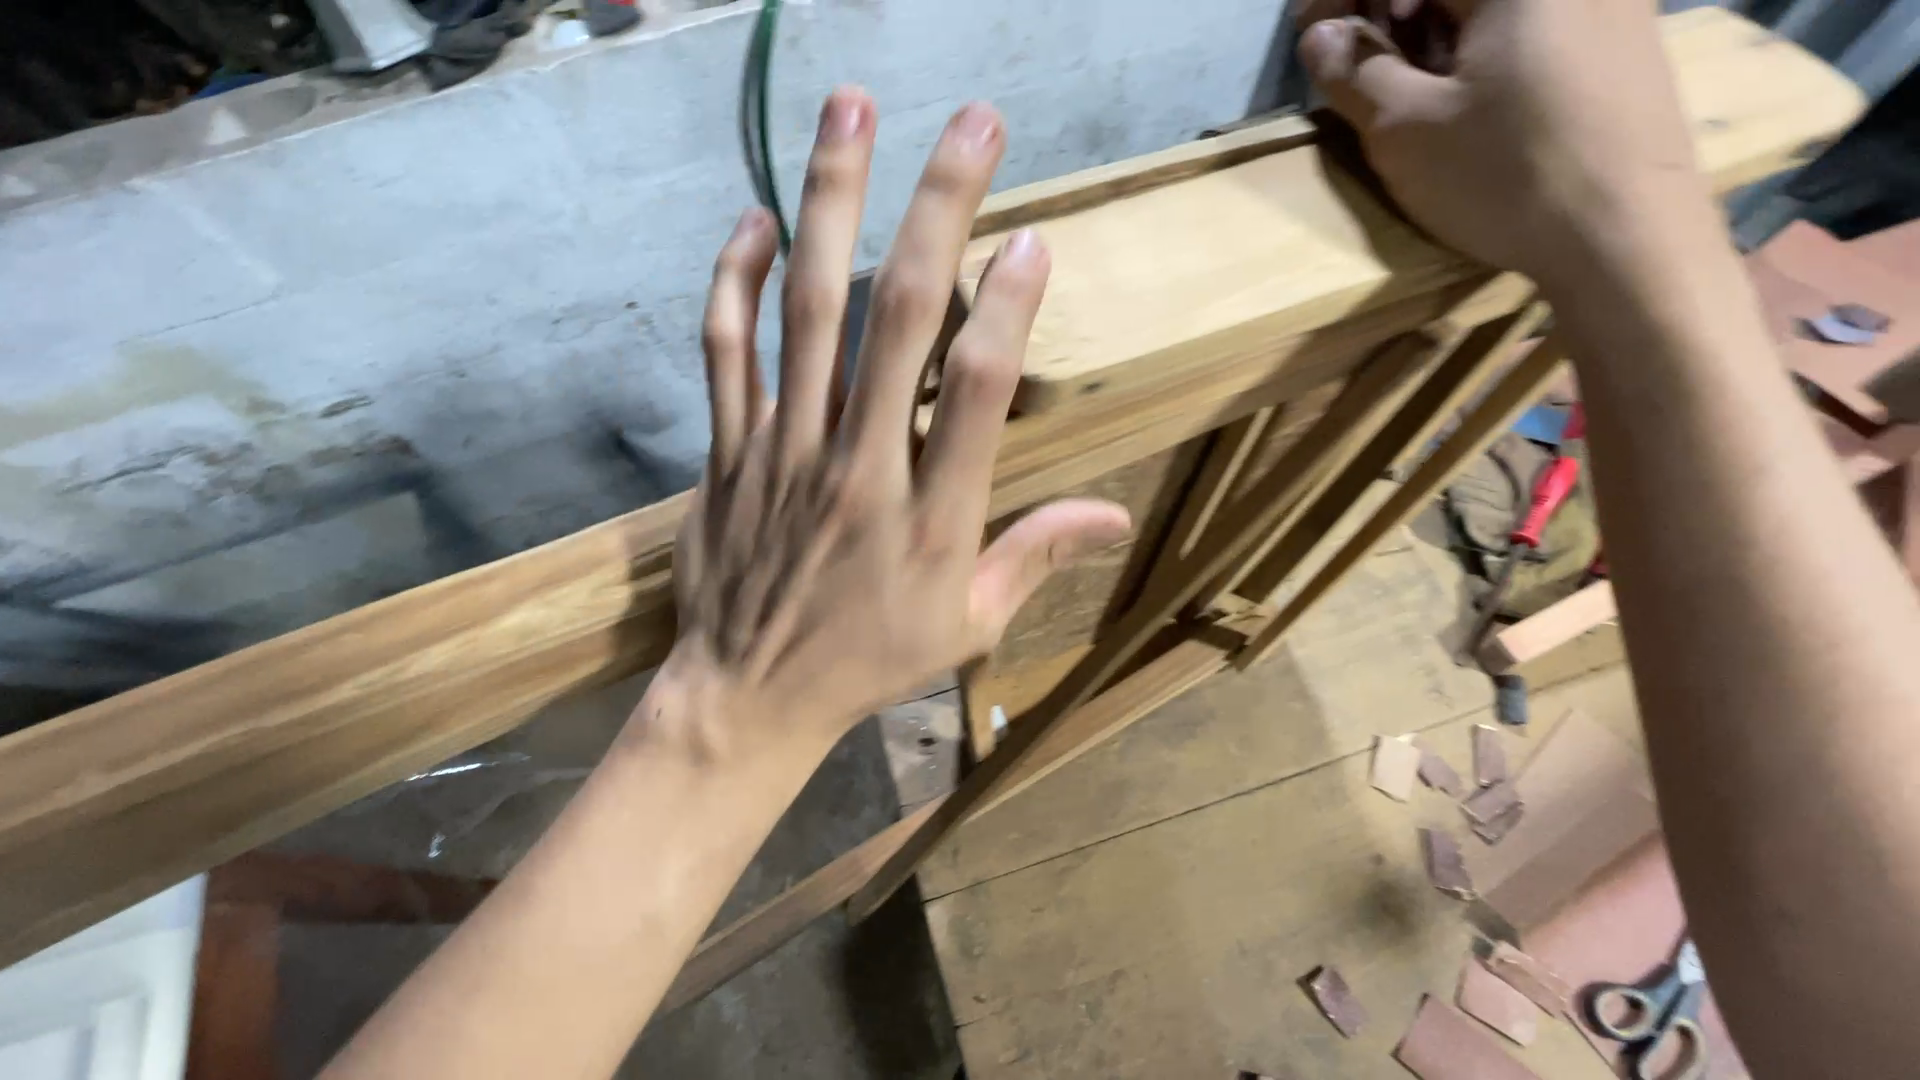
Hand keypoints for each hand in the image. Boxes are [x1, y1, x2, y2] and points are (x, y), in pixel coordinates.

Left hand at [654, 88, 1131, 754]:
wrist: (748, 699)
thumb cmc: (869, 663)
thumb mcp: (967, 627)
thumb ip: (1035, 555)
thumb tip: (1116, 515)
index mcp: (930, 518)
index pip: (977, 391)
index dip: (1008, 307)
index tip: (1033, 237)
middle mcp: (858, 466)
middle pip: (896, 319)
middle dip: (939, 209)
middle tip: (974, 121)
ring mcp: (783, 451)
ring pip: (807, 311)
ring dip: (833, 204)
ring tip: (853, 111)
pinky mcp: (728, 451)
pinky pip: (725, 352)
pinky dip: (734, 281)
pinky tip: (757, 220)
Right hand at [1296, 0, 1710, 288]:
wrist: (1626, 235)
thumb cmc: (1504, 175)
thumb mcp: (1405, 130)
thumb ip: (1356, 72)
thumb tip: (1320, 33)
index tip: (1306, 29)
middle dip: (1389, 5)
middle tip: (1348, 54)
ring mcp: (1607, 1)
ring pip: (1493, 3)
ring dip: (1431, 25)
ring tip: (1397, 77)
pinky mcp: (1620, 39)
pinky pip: (1532, 19)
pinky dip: (1478, 39)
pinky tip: (1458, 86)